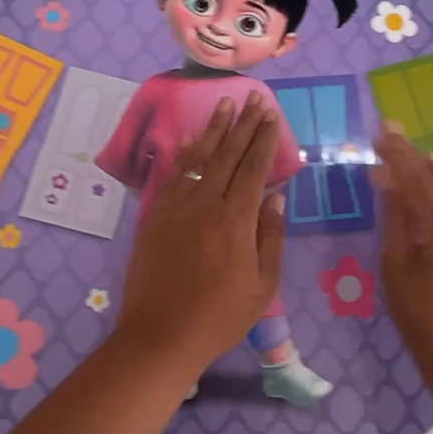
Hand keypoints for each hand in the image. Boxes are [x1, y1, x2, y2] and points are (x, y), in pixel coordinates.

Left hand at [113, 94, 286, 372]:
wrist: (160, 336)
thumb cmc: (219, 318)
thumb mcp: (262, 286)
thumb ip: (271, 237)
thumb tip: (276, 196)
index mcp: (236, 221)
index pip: (254, 168)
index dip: (264, 139)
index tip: (272, 116)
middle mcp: (206, 205)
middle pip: (228, 155)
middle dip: (243, 124)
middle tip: (253, 97)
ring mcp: (177, 208)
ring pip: (199, 158)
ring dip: (213, 129)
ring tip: (224, 104)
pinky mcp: (155, 216)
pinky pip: (173, 175)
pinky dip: (184, 154)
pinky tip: (190, 138)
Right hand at [374, 126, 432, 382]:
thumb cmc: (425, 327)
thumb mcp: (397, 274)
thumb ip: (395, 223)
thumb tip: (389, 183)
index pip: (421, 182)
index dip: (398, 154)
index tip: (379, 133)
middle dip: (413, 158)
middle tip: (386, 140)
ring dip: (428, 174)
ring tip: (401, 161)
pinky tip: (425, 193)